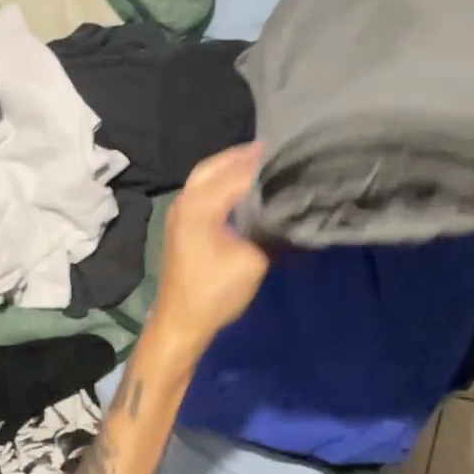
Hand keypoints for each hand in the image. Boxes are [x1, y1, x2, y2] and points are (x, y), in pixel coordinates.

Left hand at [148, 144, 269, 350]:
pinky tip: (240, 188)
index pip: (240, 172)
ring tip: (261, 165)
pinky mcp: (180, 224)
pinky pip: (201, 189)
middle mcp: (186, 200)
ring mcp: (179, 212)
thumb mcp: (253, 262)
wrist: (180, 322)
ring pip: (205, 175)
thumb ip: (269, 229)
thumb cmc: (215, 293)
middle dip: (244, 156)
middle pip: (216, 164)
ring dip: (231, 167)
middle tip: (275, 151)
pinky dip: (221, 181)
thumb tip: (286, 211)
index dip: (267, 164)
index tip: (294, 155)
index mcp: (201, 205)